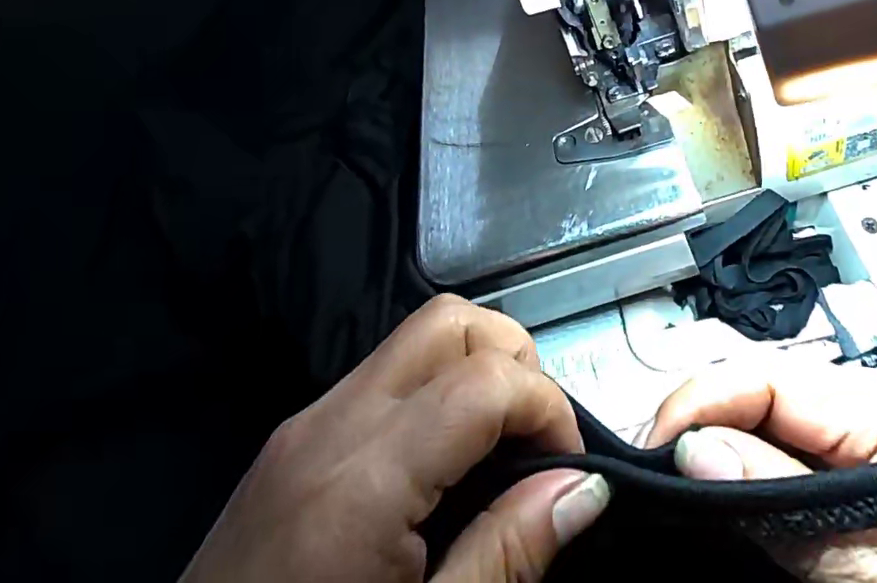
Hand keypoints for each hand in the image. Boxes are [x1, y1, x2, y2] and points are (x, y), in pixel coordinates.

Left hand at [180, 295, 612, 582]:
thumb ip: (505, 555)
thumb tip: (582, 485)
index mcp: (361, 479)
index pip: (480, 379)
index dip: (546, 406)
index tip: (569, 467)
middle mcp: (330, 421)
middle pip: (444, 320)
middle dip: (512, 359)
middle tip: (535, 442)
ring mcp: (305, 420)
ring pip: (413, 336)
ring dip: (474, 369)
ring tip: (499, 452)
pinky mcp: (295, 433)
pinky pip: (382, 375)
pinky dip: (435, 390)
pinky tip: (443, 465)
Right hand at [642, 362, 876, 582]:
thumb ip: (798, 511)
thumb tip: (693, 449)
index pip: (767, 376)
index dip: (700, 400)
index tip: (652, 449)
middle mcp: (873, 420)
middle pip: (756, 391)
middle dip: (696, 420)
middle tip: (651, 474)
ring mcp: (863, 454)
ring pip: (759, 424)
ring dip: (709, 447)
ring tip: (671, 483)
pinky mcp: (856, 489)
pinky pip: (778, 461)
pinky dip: (737, 474)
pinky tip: (715, 494)